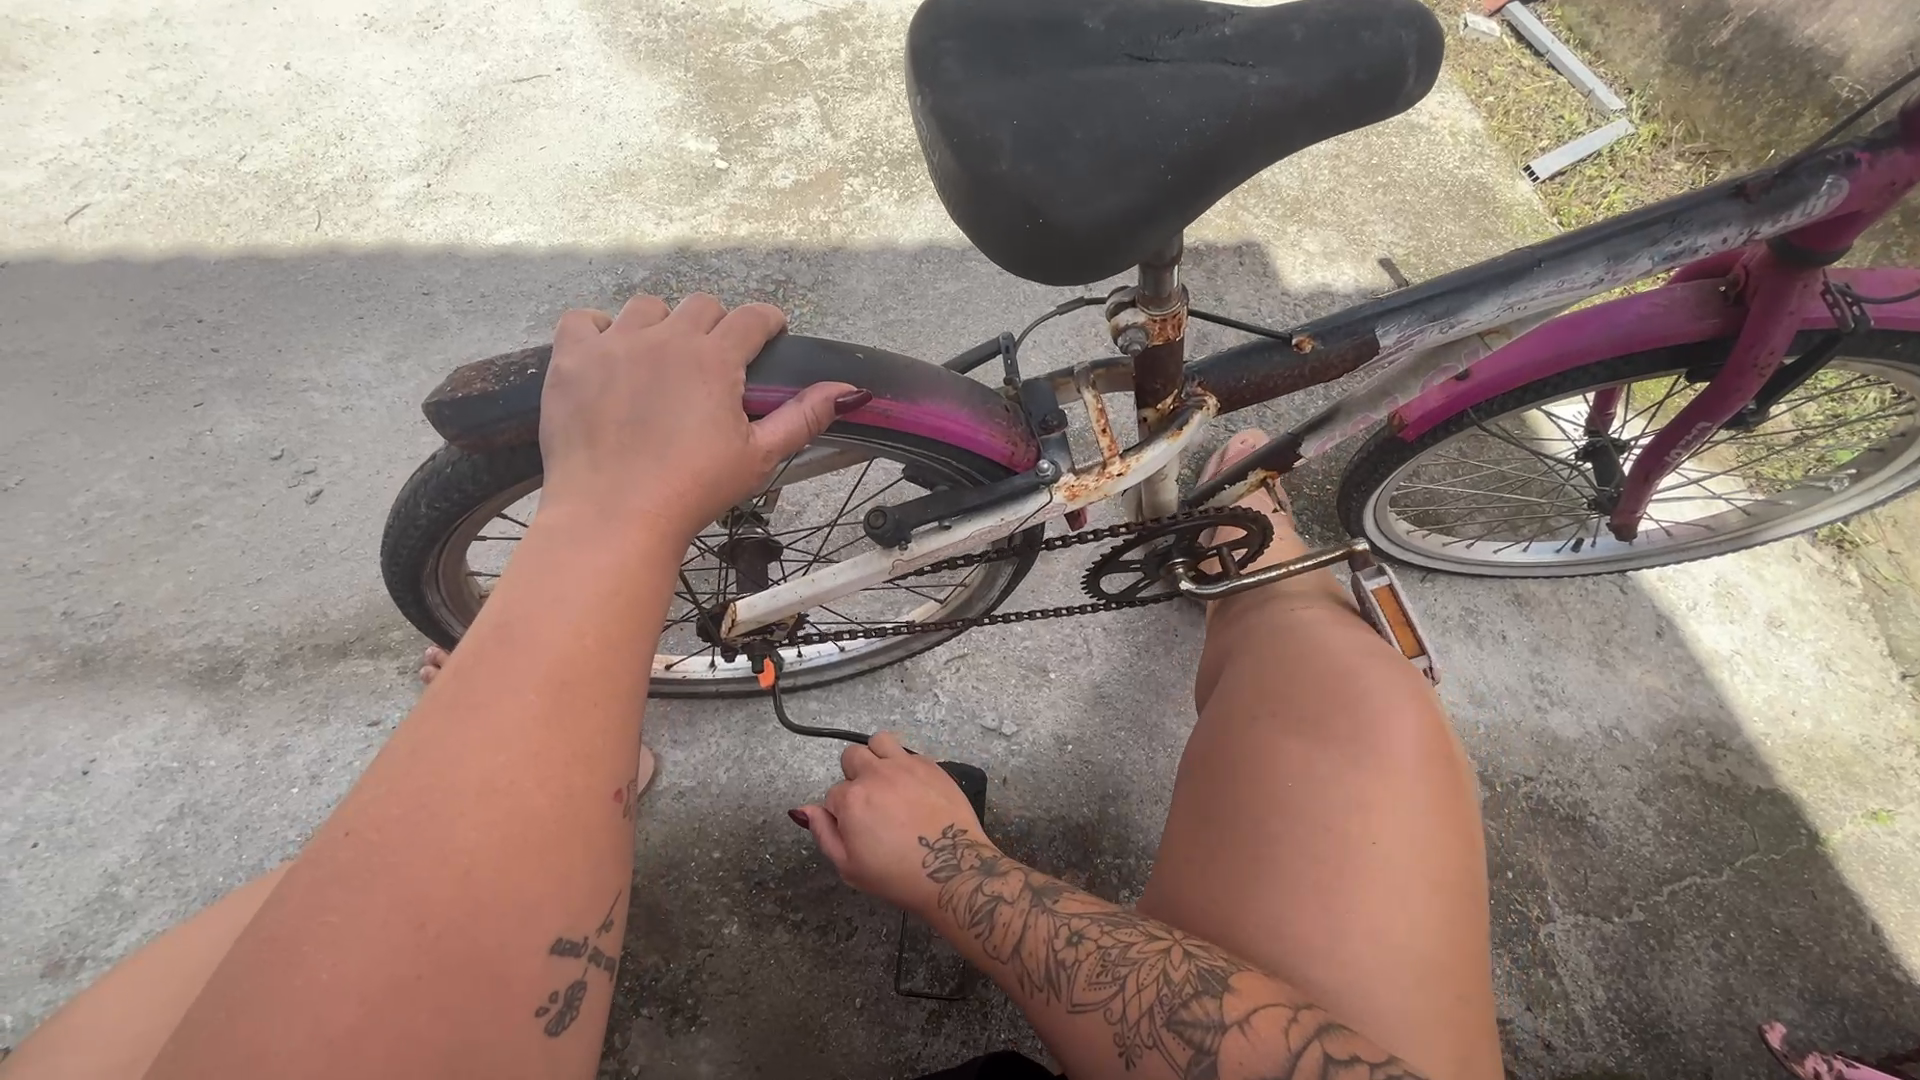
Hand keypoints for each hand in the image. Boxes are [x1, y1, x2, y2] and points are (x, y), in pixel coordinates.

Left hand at [536, 293, 862, 543]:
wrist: (614, 515)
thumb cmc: (693, 489)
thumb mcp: (759, 456)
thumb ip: (802, 417)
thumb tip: (848, 390)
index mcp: (714, 358)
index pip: (751, 317)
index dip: (768, 321)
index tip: (771, 333)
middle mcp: (665, 338)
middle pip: (700, 305)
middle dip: (717, 325)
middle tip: (717, 361)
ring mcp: (613, 344)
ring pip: (646, 307)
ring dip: (662, 325)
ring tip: (662, 360)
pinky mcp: (571, 359)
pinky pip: (583, 319)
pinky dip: (599, 330)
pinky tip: (610, 356)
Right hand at [792, 733, 988, 916]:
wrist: (952, 868)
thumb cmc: (898, 874)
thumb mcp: (849, 867)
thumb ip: (823, 833)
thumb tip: (803, 809)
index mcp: (851, 798)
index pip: (832, 794)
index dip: (840, 813)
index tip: (855, 827)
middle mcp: (876, 774)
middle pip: (851, 757)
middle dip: (854, 776)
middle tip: (869, 802)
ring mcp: (905, 765)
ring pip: (879, 741)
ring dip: (877, 756)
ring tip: (886, 781)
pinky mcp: (930, 765)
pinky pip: (908, 751)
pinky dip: (904, 764)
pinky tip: (911, 788)